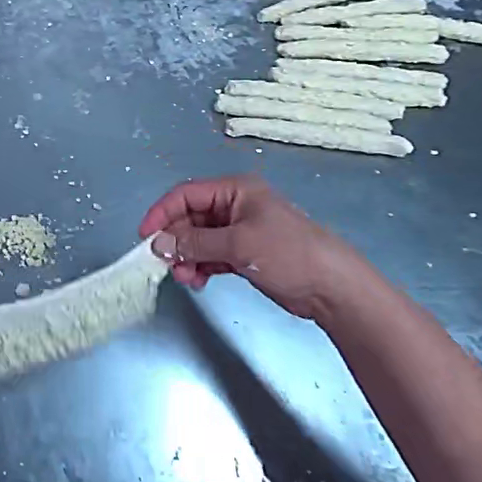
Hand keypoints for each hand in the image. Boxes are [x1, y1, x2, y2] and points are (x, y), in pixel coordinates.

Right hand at [138, 175, 364, 321]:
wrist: (336, 290)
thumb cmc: (289, 254)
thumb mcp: (238, 244)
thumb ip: (194, 243)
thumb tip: (158, 244)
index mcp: (234, 191)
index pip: (185, 195)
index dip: (162, 213)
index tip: (145, 236)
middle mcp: (234, 206)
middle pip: (189, 218)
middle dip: (175, 241)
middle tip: (166, 264)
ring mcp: (239, 230)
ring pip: (198, 239)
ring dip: (186, 257)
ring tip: (185, 277)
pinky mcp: (244, 253)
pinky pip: (210, 255)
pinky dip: (200, 266)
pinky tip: (197, 280)